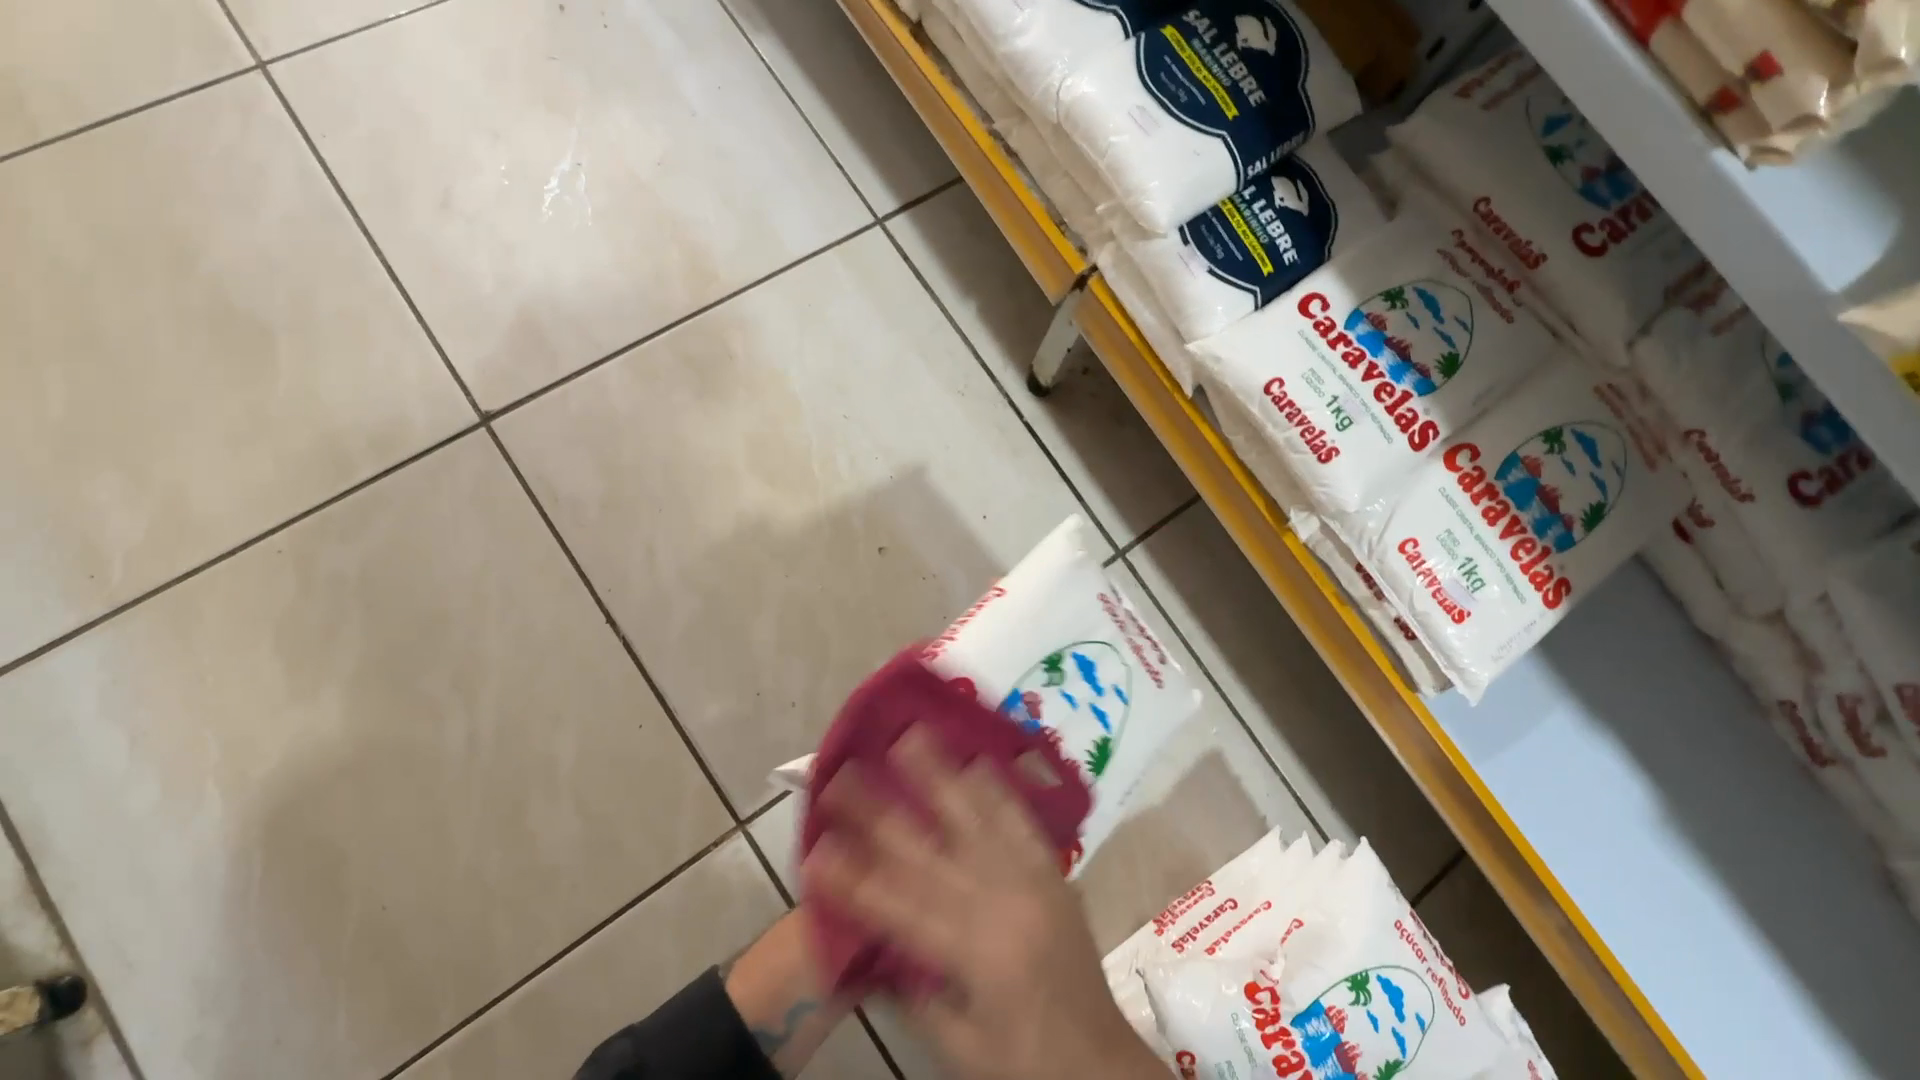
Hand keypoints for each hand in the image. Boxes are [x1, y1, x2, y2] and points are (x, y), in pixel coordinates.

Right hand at [803, 727, 1164, 1079]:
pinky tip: (977, 759)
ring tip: (910, 735)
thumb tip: (863, 948)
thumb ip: (912, 992)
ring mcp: (1033, 881)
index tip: (815, 845)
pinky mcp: (1054, 874)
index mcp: (975, 952)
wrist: (1100, 1061)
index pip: (898, 905)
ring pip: (978, 818)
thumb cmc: (1023, 1060)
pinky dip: (998, 789)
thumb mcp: (957, 1045)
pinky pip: (1023, 822)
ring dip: (940, 775)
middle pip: (930, 848)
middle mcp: (1003, 904)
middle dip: (880, 810)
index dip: (852, 875)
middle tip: (843, 774)